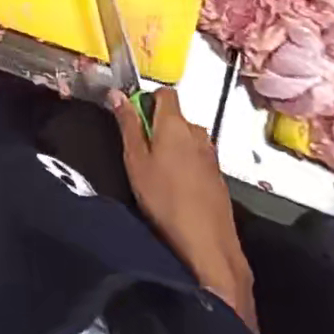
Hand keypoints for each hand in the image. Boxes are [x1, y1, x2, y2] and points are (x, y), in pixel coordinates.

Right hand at [110, 88, 255, 328]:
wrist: (207, 241)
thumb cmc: (163, 197)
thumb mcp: (135, 160)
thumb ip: (127, 125)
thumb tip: (117, 93)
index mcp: (175, 123)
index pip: (166, 92)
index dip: (147, 99)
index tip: (132, 119)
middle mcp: (197, 131)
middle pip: (174, 117)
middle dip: (156, 127)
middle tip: (138, 154)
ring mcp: (211, 152)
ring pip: (184, 138)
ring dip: (169, 147)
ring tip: (155, 174)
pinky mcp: (217, 172)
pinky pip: (194, 156)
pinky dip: (182, 163)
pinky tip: (174, 187)